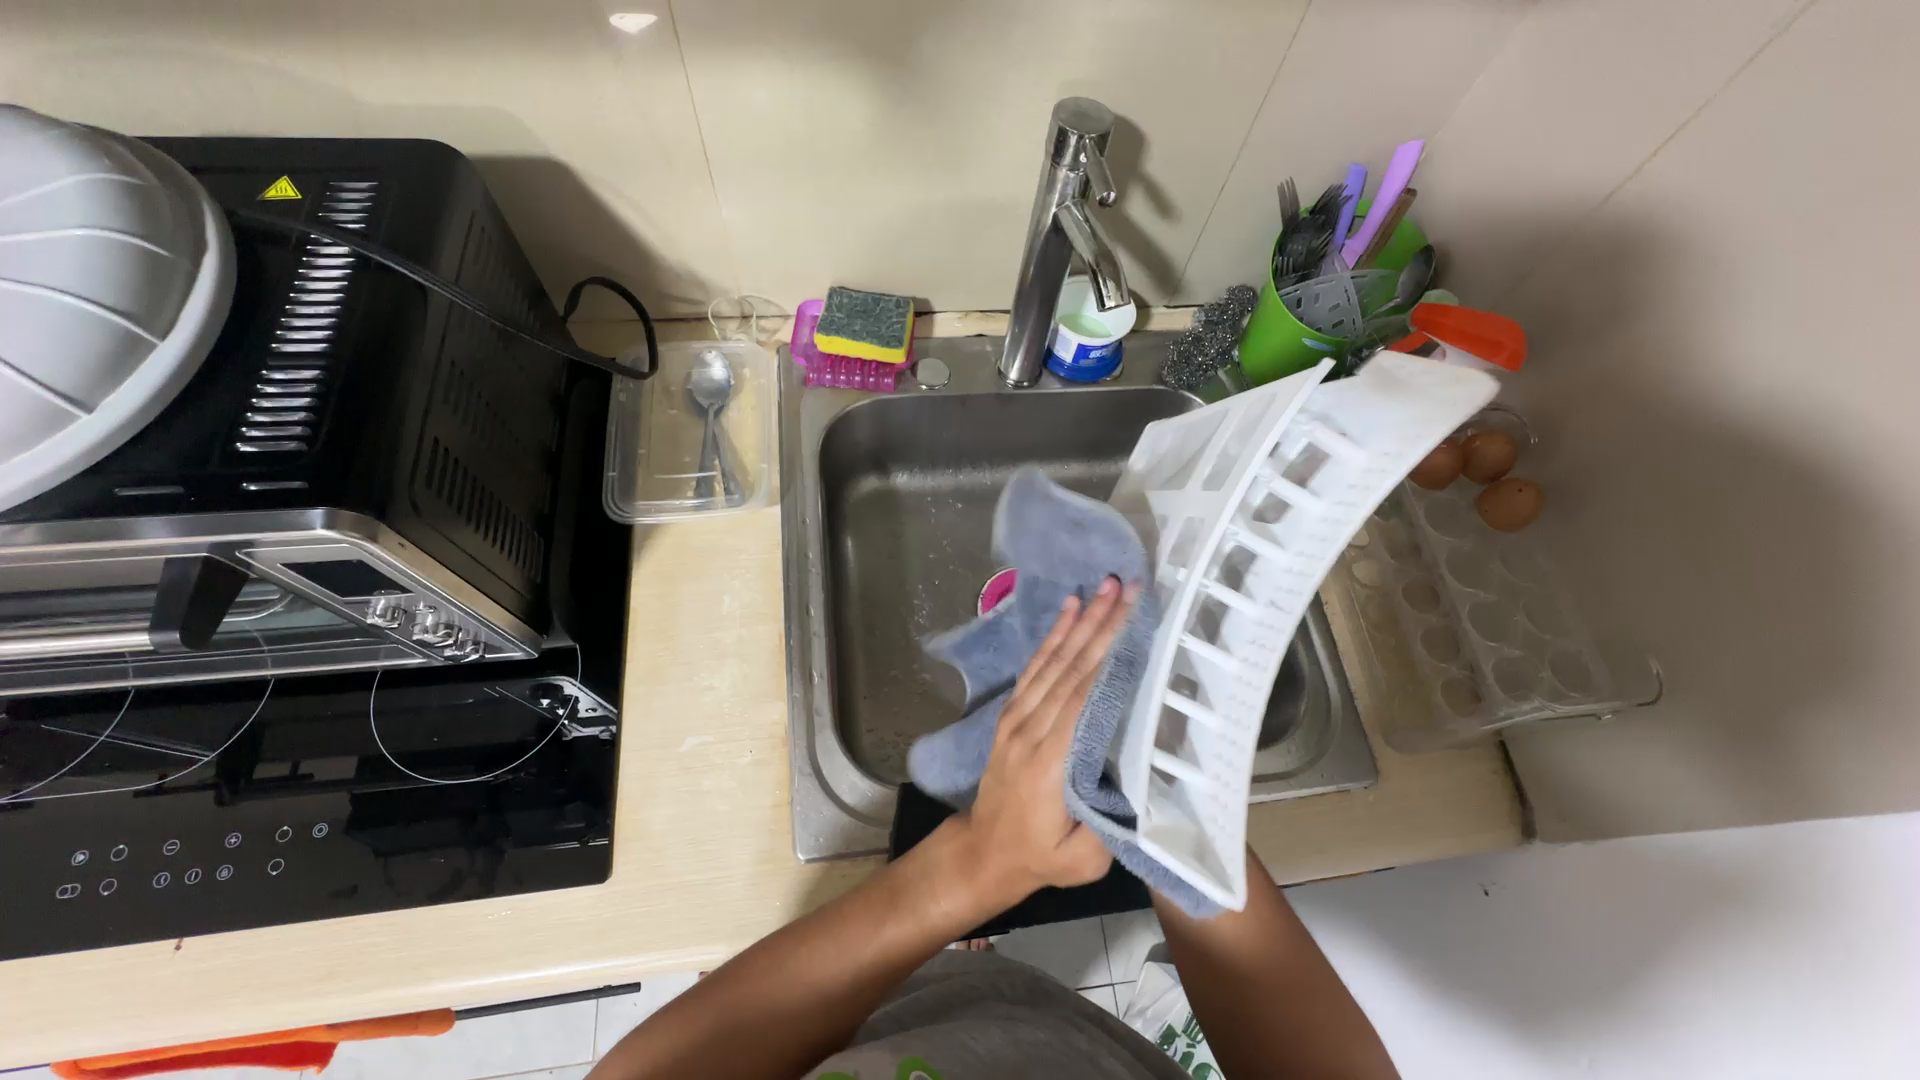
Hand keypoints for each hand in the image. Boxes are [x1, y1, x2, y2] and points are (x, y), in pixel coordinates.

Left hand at [950, 577, 1138, 912]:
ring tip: (1101, 588)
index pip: (1083, 695)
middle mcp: (1032, 729)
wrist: (984, 851)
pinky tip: (1067, 613)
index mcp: (1051, 760)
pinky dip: (1051, 638)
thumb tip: (1142, 784)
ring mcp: (1017, 718)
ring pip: (1051, 661)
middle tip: (1122, 587)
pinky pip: (1034, 670)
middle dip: (1099, 625)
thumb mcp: (1083, 860)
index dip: (1106, 654)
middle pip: (1070, 667)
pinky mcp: (1011, 715)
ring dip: (1078, 622)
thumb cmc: (1038, 856)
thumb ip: (1111, 826)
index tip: (1130, 619)